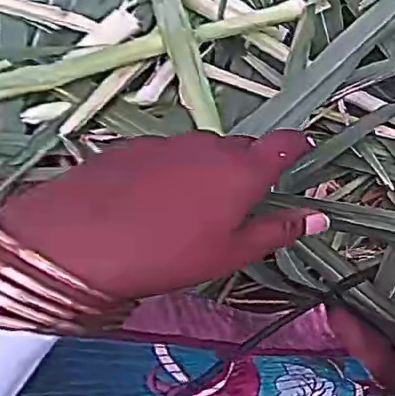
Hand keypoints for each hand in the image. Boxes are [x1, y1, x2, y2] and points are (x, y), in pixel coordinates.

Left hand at [0, 131, 324, 300]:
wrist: (74, 241)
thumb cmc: (169, 253)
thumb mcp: (233, 253)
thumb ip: (280, 230)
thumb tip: (320, 217)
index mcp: (245, 169)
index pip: (287, 143)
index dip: (300, 146)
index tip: (306, 154)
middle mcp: (212, 145)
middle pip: (244, 148)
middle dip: (251, 168)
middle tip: (243, 203)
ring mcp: (170, 142)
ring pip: (204, 151)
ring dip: (210, 170)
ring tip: (194, 208)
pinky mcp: (132, 146)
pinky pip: (169, 154)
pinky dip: (174, 171)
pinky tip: (154, 203)